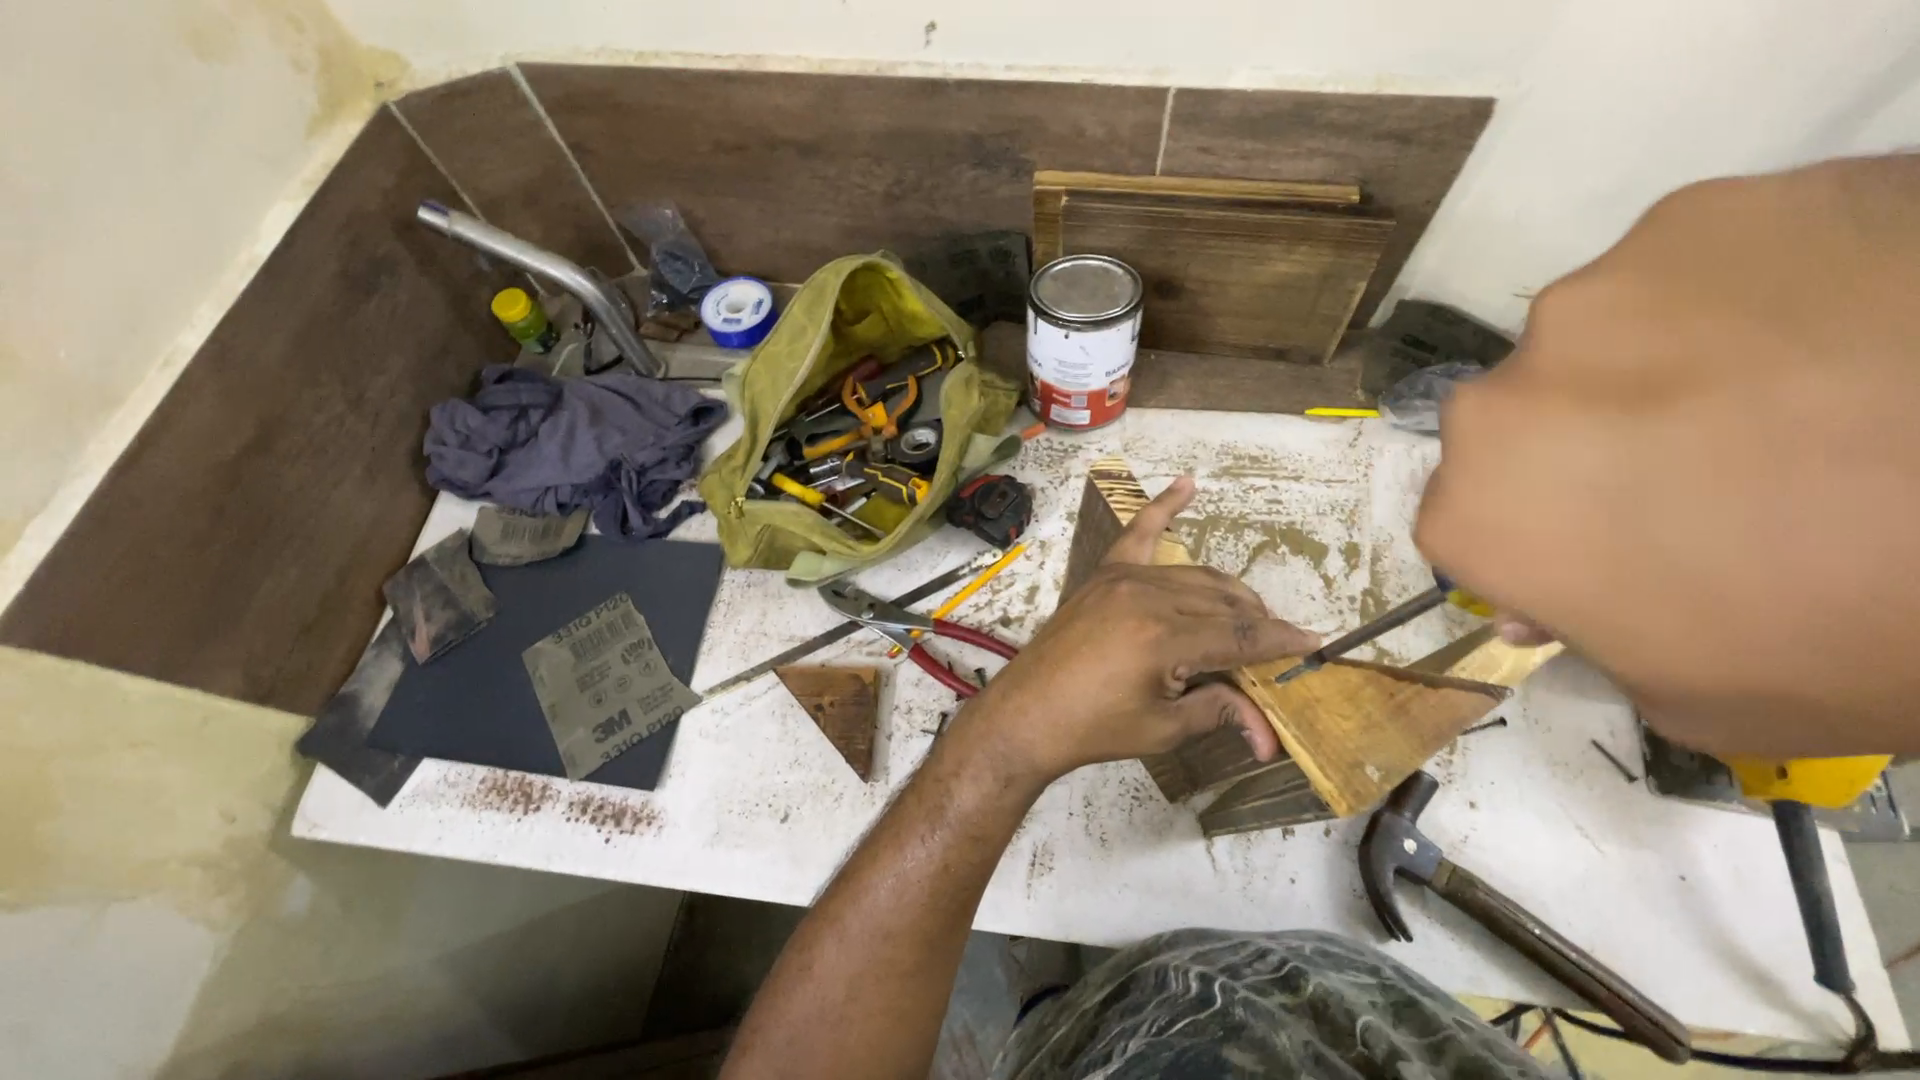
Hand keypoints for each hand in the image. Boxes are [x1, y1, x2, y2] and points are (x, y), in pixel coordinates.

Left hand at [960, 477, 1319, 782]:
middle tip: (1274, 645)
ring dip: (1227, 593)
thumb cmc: (1094, 728)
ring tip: (1249, 613)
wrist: (1027, 714)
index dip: (1281, 642)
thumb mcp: (1163, 729)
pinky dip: (1163, 506)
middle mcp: (1148, 597)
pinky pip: (1138, 532)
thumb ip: (1219, 712)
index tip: (1314, 643)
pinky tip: (1187, 484)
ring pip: (1195, 576)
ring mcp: (1122, 578)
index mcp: (1166, 638)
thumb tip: (1269, 736)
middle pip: (1224, 602)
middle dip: (1257, 622)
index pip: (1242, 635)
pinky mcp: (1103, 575)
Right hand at [1417, 155, 1919, 758]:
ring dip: (1656, 370)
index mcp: (1478, 512)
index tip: (1623, 556)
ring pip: (1600, 339)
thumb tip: (1556, 591)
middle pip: (1520, 424)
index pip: (1470, 525)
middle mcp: (1499, 395)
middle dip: (1583, 452)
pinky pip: (1699, 265)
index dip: (1543, 544)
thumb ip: (1595, 639)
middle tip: (1711, 475)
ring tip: (1792, 395)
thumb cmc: (1865, 629)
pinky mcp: (1710, 210)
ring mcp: (1601, 292)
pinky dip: (1747, 298)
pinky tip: (1844, 329)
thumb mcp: (1703, 699)